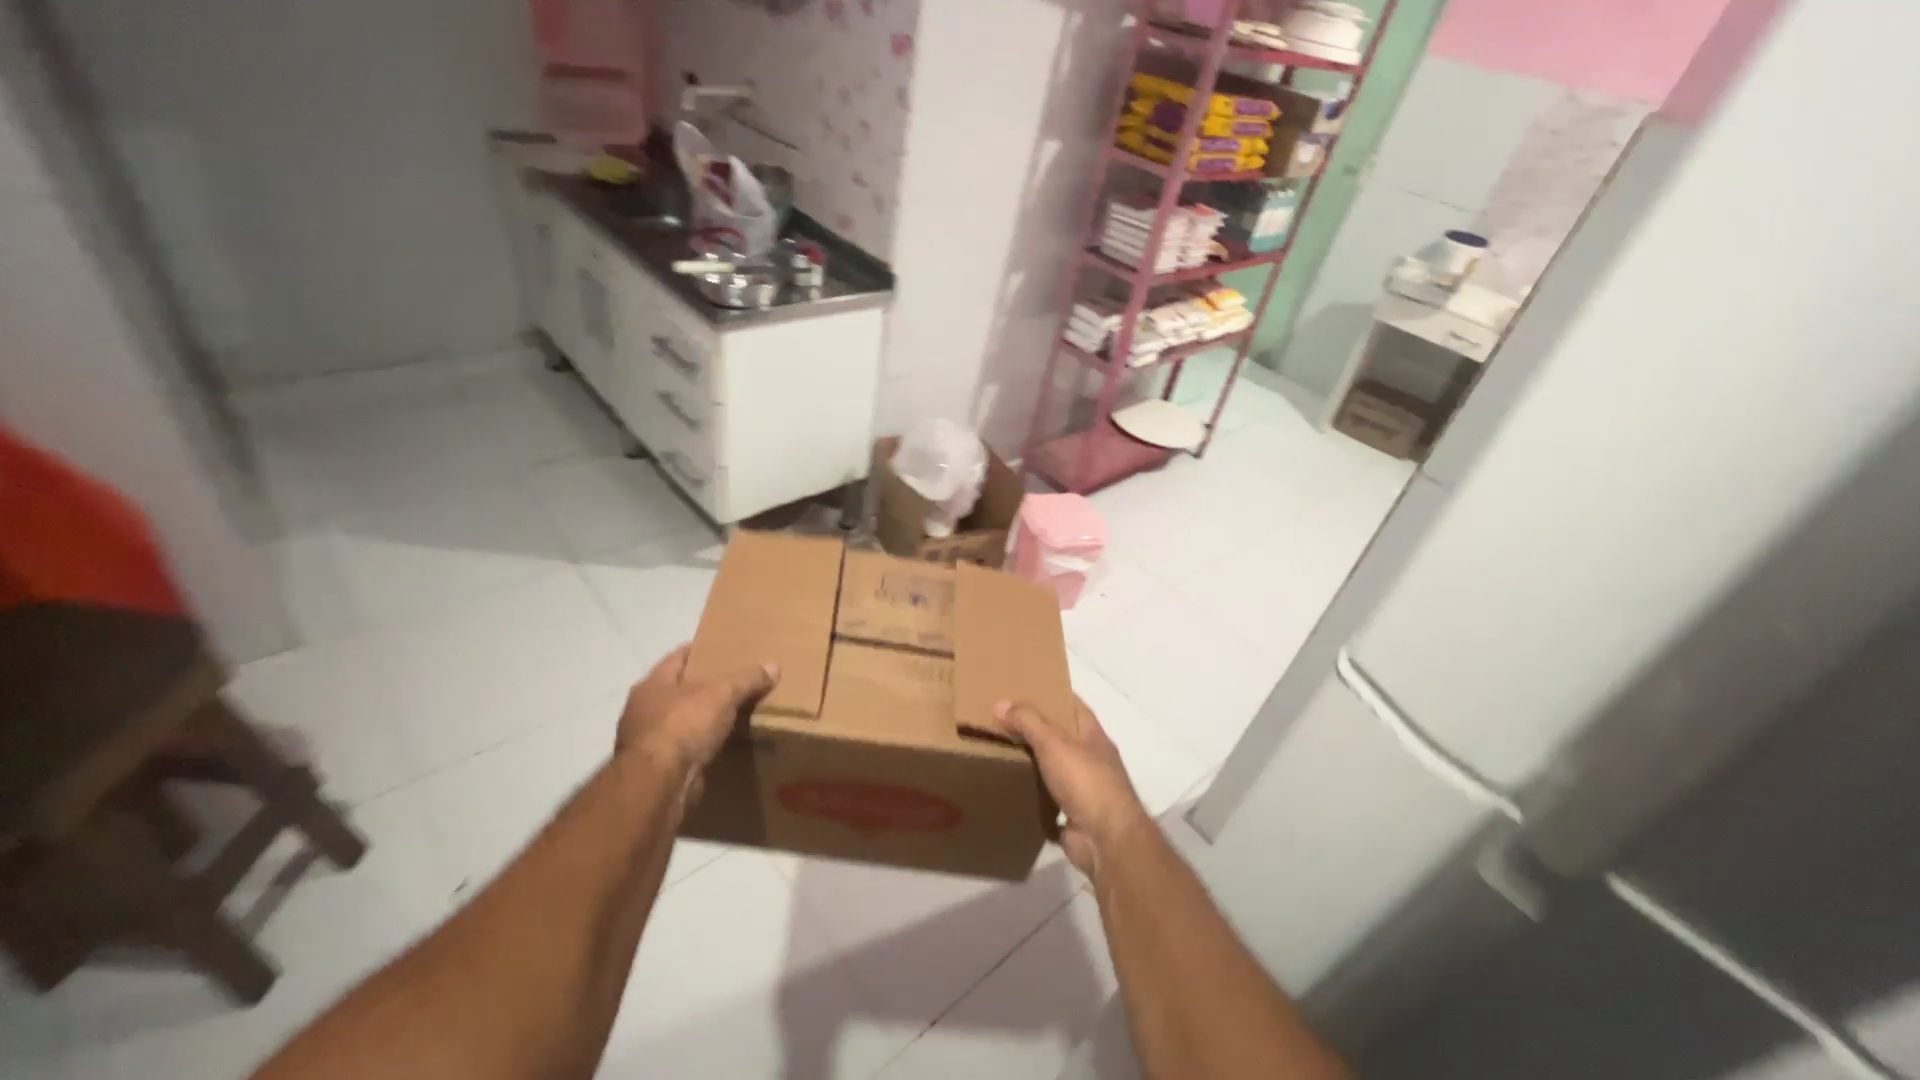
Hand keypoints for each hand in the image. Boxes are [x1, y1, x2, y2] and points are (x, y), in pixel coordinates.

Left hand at [618, 645, 777, 785]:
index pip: (679, 657)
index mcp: (653, 683)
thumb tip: (773, 666)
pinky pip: (686, 750)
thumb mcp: (722, 694)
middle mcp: (644, 709)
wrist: (659, 784)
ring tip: (735, 717)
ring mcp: (647, 741)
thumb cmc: (683, 726)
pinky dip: (702, 748)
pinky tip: (723, 748)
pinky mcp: (657, 769)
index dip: (703, 651)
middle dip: (706, 688)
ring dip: (703, 721)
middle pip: (680, 690)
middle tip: (738, 685)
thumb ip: (747, 679)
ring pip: (682, 722)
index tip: (726, 651)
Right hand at [997, 697, 1149, 877]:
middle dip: (1035, 730)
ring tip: (999, 753)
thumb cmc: (1086, 782)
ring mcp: (1084, 789)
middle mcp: (1092, 759)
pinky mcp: (1073, 815)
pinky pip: (1048, 800)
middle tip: (1001, 721)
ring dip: (1033, 763)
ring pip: (1054, 769)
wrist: (1106, 839)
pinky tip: (1010, 790)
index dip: (1052, 694)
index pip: (1073, 705)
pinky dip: (1033, 796)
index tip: (1024, 689)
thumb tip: (1001, 700)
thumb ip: (1029, 721)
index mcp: (1093, 736)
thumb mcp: (1055, 743)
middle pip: (1061, 737)